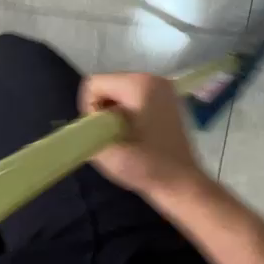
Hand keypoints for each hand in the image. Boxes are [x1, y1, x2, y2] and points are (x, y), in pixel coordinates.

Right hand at [80, 73, 206, 196]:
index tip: (99, 132)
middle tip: (109, 135)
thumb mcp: (107, 153)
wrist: (183, 184)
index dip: (89, 109)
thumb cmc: (147, 167)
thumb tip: (80, 127)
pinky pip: (134, 97)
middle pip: (108, 84)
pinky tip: (135, 132)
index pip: (94, 84)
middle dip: (102, 109)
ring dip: (113, 111)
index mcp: (139, 85)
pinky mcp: (168, 99)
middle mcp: (153, 79)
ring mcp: (163, 88)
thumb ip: (85, 134)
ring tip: (122, 135)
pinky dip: (128, 111)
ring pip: (119, 91)